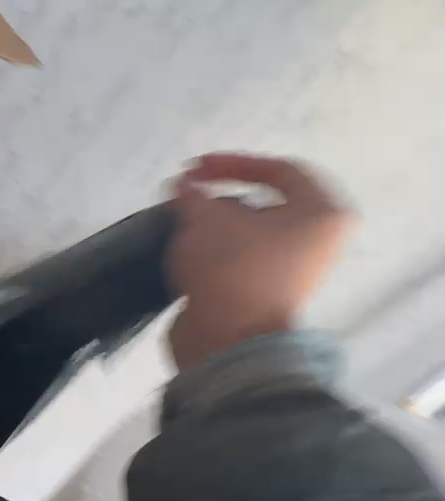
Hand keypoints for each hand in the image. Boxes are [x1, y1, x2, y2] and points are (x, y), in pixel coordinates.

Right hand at [165, 153, 352, 368]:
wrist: (228, 337)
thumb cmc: (229, 269)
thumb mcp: (207, 222)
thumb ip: (193, 197)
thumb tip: (182, 185)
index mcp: (321, 212)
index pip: (280, 171)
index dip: (233, 163)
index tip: (192, 167)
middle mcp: (318, 237)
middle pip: (266, 203)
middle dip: (220, 196)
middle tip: (184, 195)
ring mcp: (293, 266)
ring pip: (250, 232)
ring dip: (213, 224)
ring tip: (179, 225)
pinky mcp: (264, 289)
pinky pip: (239, 257)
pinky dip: (214, 249)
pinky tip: (186, 251)